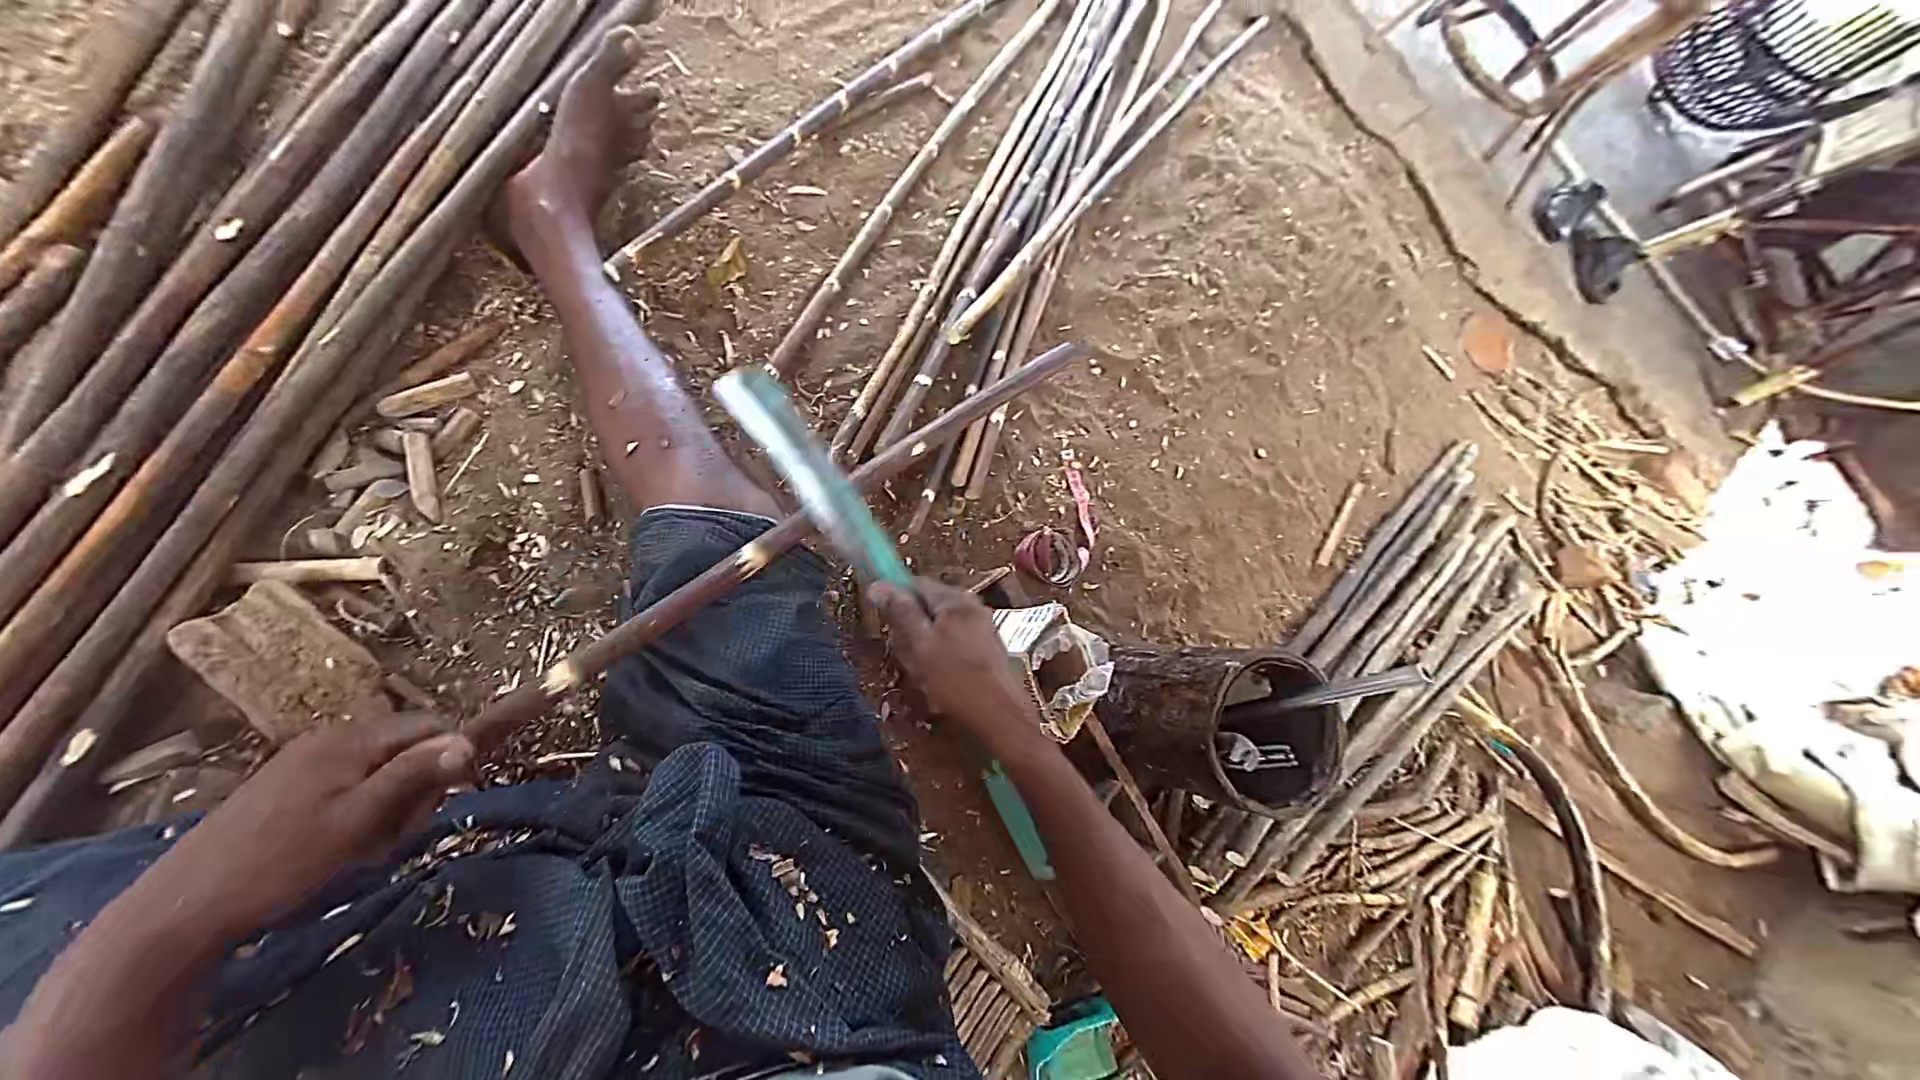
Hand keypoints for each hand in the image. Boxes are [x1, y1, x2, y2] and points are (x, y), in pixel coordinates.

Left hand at [142, 712, 473, 934]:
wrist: (178, 913)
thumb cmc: (280, 861)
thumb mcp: (360, 818)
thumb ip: (415, 774)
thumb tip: (468, 741)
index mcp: (349, 739)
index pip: (430, 725)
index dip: (450, 755)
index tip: (449, 797)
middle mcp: (329, 740)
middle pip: (407, 748)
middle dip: (417, 787)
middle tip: (400, 831)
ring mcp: (305, 764)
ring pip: (381, 772)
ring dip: (390, 806)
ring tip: (368, 846)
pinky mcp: (288, 790)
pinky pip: (350, 787)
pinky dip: (361, 814)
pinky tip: (345, 846)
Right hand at [870, 578, 1048, 757]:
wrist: (998, 714)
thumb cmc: (955, 680)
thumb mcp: (920, 645)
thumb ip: (901, 613)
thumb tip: (878, 585)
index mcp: (956, 600)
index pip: (916, 583)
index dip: (895, 597)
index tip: (884, 619)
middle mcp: (972, 605)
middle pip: (929, 603)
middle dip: (911, 623)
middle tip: (903, 650)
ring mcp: (982, 625)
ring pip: (940, 624)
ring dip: (923, 641)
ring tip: (920, 667)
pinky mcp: (986, 646)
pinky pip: (953, 639)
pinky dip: (940, 651)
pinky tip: (938, 674)